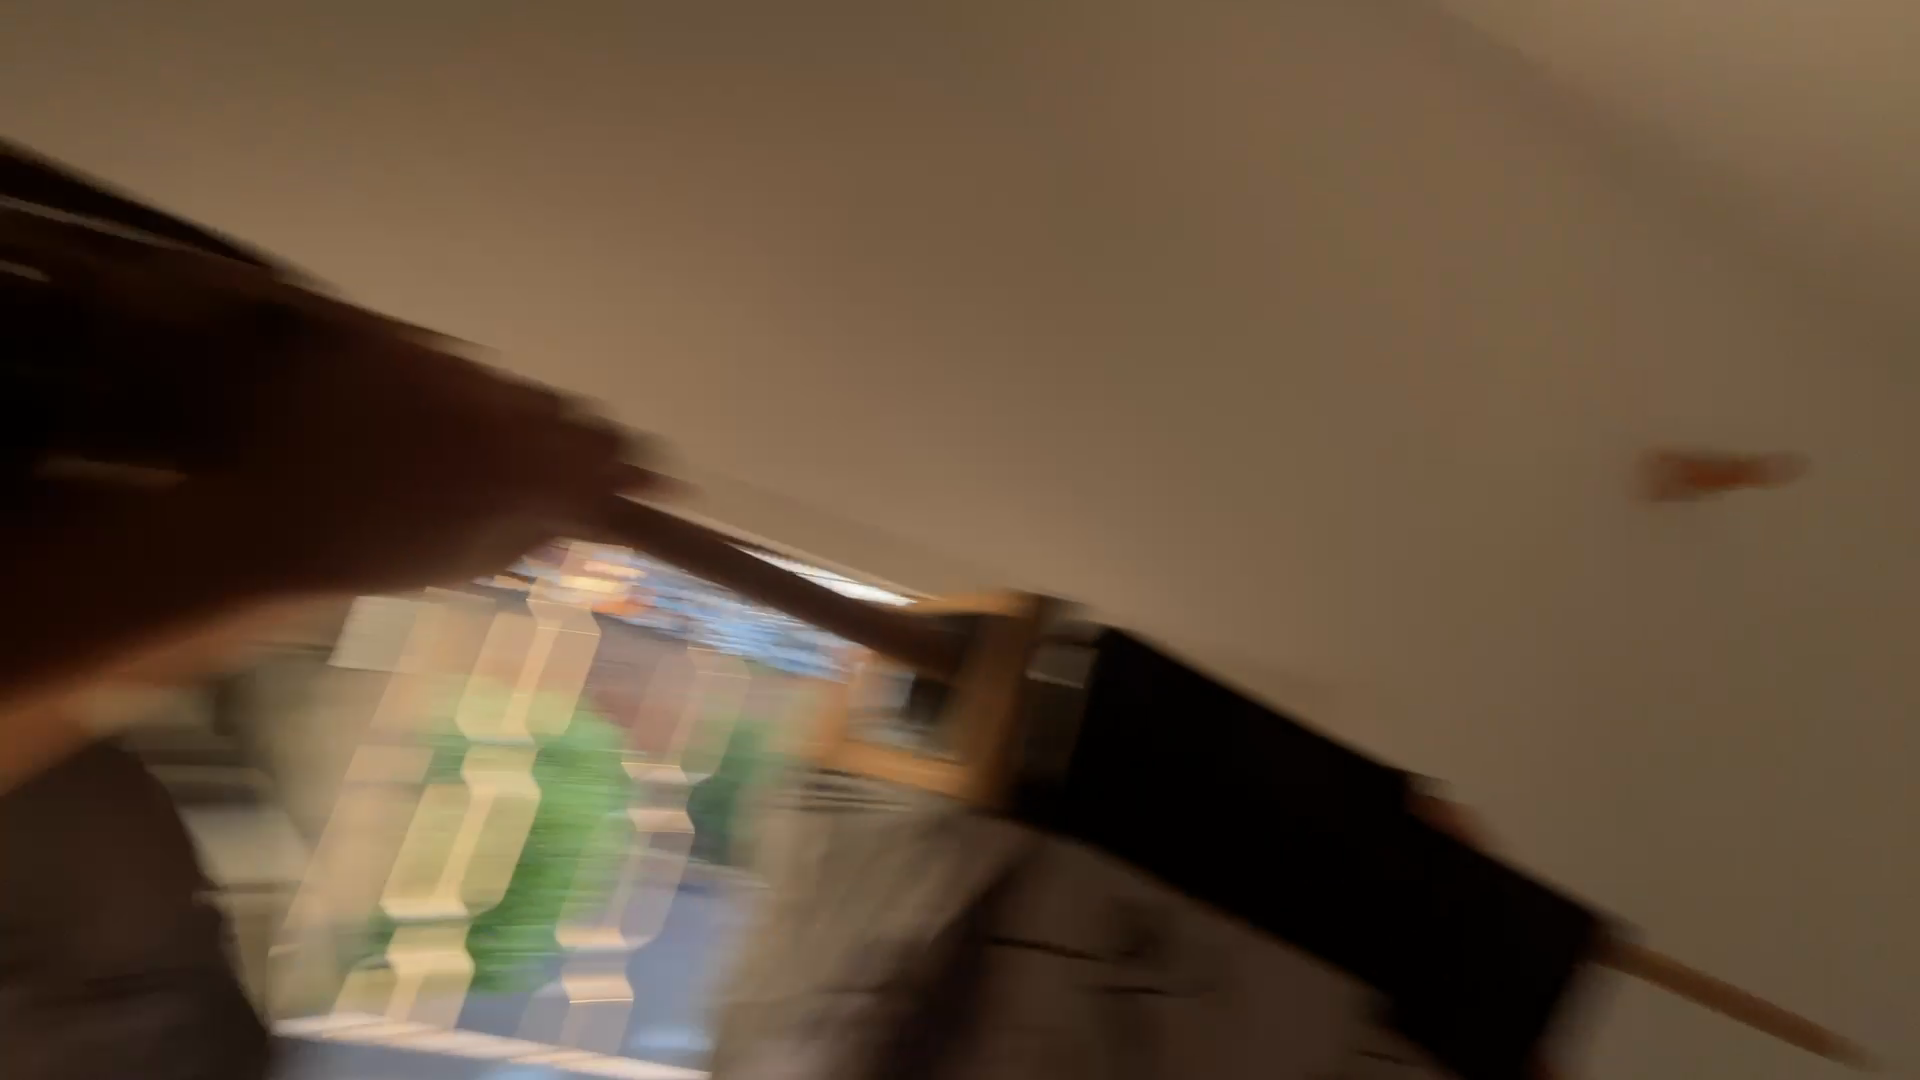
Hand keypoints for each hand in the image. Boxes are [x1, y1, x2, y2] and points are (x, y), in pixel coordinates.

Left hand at [190, 310, 658, 598]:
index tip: (661, 480)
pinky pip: (470, 371)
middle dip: (589, 447)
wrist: (267, 519)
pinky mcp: (407, 352)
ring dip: (528, 425)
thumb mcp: (483, 558)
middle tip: (578, 471)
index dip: (641, 469)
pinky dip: (473, 401)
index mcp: (520, 473)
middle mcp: (498, 415)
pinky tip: (445, 426)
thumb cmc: (384, 555)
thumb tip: (602, 510)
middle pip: (577, 420)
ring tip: (493, 453)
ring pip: (526, 395)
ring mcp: (452, 379)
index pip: (610, 459)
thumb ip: (552, 525)